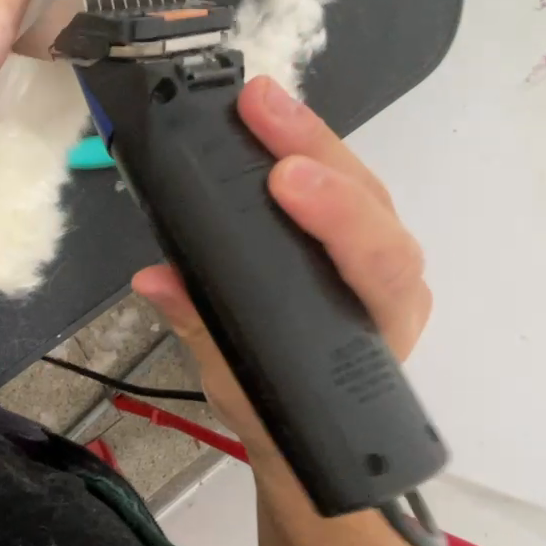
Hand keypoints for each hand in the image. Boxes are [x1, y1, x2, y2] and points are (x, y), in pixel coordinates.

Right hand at [132, 76, 431, 468]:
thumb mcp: (240, 386)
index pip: (376, 260)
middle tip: (257, 105)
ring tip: (258, 104)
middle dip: (315, 147)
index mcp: (379, 325)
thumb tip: (155, 278)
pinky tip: (271, 131)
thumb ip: (205, 329)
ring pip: (360, 184)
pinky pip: (340, 189)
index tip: (284, 180)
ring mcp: (372, 258)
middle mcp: (390, 283)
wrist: (308, 441)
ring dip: (310, 139)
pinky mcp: (347, 245)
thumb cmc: (285, 421)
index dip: (336, 214)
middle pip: (371, 201)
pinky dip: (305, 154)